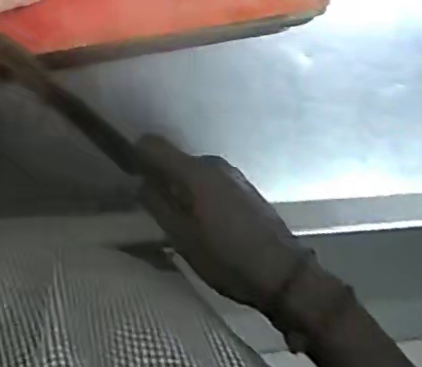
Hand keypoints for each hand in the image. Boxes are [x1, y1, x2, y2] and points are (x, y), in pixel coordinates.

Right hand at [137, 135, 306, 312]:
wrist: (287, 276)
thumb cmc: (228, 258)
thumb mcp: (182, 238)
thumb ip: (157, 205)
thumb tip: (143, 183)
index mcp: (192, 171)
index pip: (152, 144)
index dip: (137, 155)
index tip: (134, 175)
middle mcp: (212, 163)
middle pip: (174, 158)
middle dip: (163, 178)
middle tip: (161, 209)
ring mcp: (232, 173)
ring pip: (194, 171)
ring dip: (185, 188)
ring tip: (189, 221)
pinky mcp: (246, 187)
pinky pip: (213, 180)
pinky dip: (204, 194)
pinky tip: (212, 223)